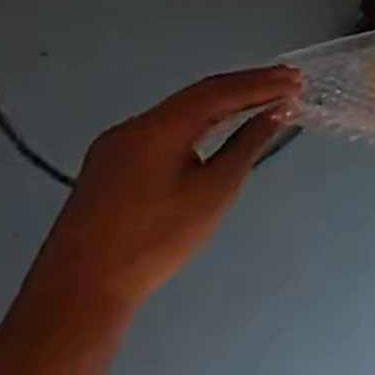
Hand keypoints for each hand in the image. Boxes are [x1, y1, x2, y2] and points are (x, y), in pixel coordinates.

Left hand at [0, 68, 302, 374]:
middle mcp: (134, 127)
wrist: (77, 296)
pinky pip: (166, 125)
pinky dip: (201, 117)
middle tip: (288, 79)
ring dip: (224, 99)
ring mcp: (116, 145)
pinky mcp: (110, 164)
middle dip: (246, 84)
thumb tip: (275, 111)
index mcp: (157, 129)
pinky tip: (220, 120)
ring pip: (182, 108)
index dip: (262, 84)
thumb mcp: (214, 190)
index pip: (220, 92)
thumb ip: (247, 143)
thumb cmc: (155, 240)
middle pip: (199, 93)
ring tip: (263, 94)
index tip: (297, 80)